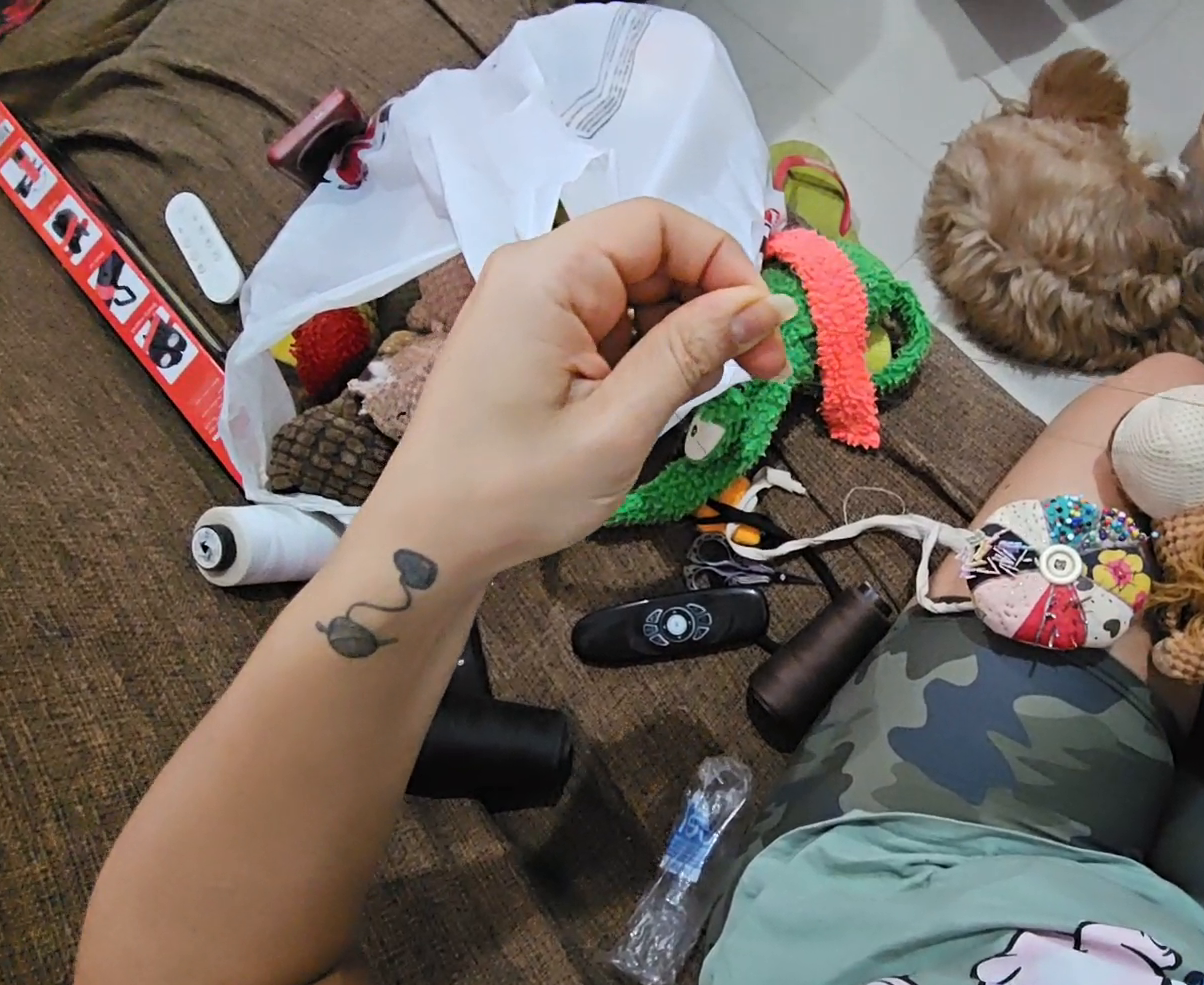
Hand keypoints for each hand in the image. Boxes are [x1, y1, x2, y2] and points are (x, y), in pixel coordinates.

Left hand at [361, 198, 793, 573]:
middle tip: (762, 371)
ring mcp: (537, 310)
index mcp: (549, 275)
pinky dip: (654, 356)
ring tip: (703, 395)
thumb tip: (769, 305)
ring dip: (688, 335)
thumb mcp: (618, 424)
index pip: (658, 225)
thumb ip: (692, 353)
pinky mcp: (541, 344)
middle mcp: (540, 275)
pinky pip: (615, 328)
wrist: (434, 541)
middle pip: (652, 256)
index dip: (724, 264)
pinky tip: (665, 397)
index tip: (765, 329)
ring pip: (640, 295)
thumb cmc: (518, 491)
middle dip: (714, 304)